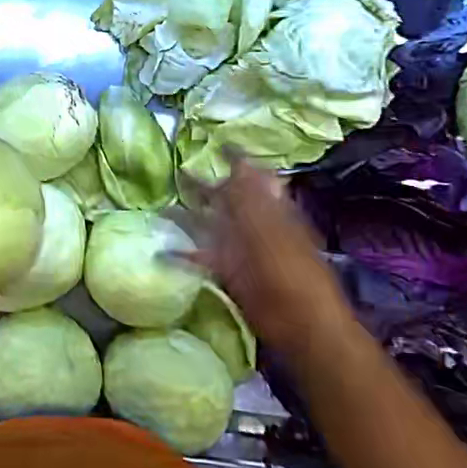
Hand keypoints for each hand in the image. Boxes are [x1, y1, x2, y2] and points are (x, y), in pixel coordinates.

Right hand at [183, 159, 352, 364]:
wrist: (304, 326)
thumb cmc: (289, 273)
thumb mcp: (268, 227)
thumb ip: (250, 195)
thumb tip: (237, 159)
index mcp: (270, 208)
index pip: (249, 173)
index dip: (233, 157)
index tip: (214, 141)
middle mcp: (256, 225)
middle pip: (227, 199)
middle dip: (204, 186)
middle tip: (178, 172)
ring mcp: (243, 251)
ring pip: (212, 227)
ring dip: (189, 218)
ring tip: (162, 207)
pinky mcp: (231, 276)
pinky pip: (203, 259)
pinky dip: (184, 255)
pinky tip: (163, 252)